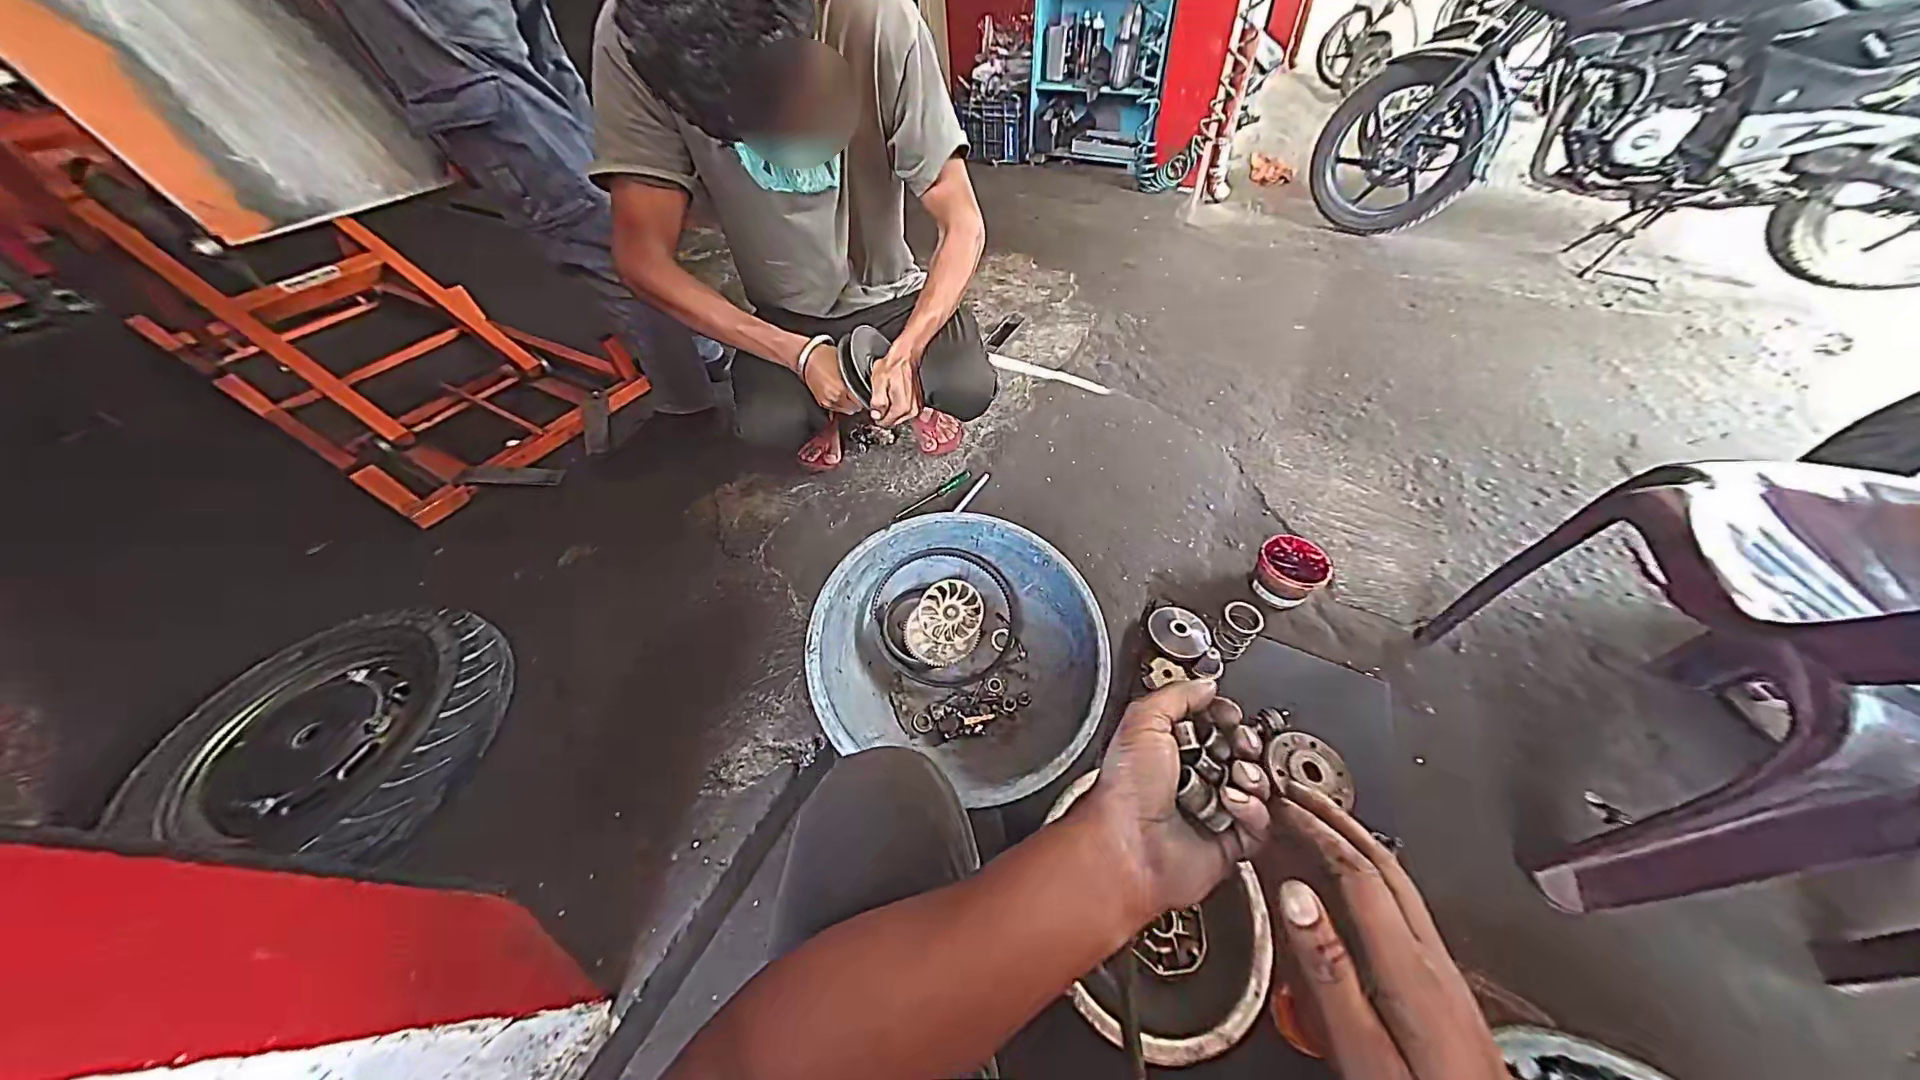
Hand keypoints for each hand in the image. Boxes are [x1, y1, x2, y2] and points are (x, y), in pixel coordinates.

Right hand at [800, 340, 861, 414]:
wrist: (808, 358)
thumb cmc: (826, 357)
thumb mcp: (847, 364)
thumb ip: (857, 378)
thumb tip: (867, 385)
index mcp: (843, 387)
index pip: (861, 401)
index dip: (866, 398)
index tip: (868, 395)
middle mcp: (835, 396)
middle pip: (855, 408)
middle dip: (858, 402)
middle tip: (859, 394)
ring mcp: (828, 401)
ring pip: (846, 410)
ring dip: (850, 405)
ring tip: (850, 395)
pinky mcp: (822, 403)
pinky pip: (837, 409)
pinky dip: (841, 405)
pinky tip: (841, 396)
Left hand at [867, 337, 923, 426]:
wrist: (906, 356)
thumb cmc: (893, 366)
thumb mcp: (878, 382)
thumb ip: (877, 402)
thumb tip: (876, 415)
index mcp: (901, 408)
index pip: (886, 423)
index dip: (877, 416)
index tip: (875, 409)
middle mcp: (912, 410)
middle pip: (893, 421)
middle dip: (885, 413)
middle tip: (881, 398)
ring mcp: (917, 407)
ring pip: (899, 417)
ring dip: (892, 409)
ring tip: (889, 394)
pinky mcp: (919, 403)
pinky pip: (906, 411)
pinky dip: (899, 406)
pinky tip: (896, 395)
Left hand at [1083, 680, 1271, 918]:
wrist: (1128, 844)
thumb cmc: (1126, 788)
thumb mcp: (1143, 721)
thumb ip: (1176, 696)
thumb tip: (1205, 685)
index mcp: (1166, 745)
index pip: (1210, 722)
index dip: (1224, 716)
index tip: (1229, 714)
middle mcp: (1189, 775)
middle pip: (1237, 751)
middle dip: (1244, 744)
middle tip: (1239, 744)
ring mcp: (1209, 807)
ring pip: (1253, 786)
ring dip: (1251, 776)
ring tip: (1235, 775)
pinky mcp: (1227, 841)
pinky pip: (1259, 823)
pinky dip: (1252, 810)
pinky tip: (1233, 803)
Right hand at [1258, 785, 1505, 1078]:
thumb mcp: (1361, 1049)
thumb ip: (1327, 969)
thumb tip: (1295, 895)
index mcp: (1407, 967)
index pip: (1355, 872)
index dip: (1315, 830)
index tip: (1280, 806)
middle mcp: (1429, 956)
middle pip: (1381, 863)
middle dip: (1334, 818)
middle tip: (1296, 790)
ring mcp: (1440, 966)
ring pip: (1396, 877)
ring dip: (1352, 835)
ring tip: (1318, 814)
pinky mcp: (1440, 980)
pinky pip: (1399, 897)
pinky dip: (1366, 863)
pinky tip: (1351, 869)